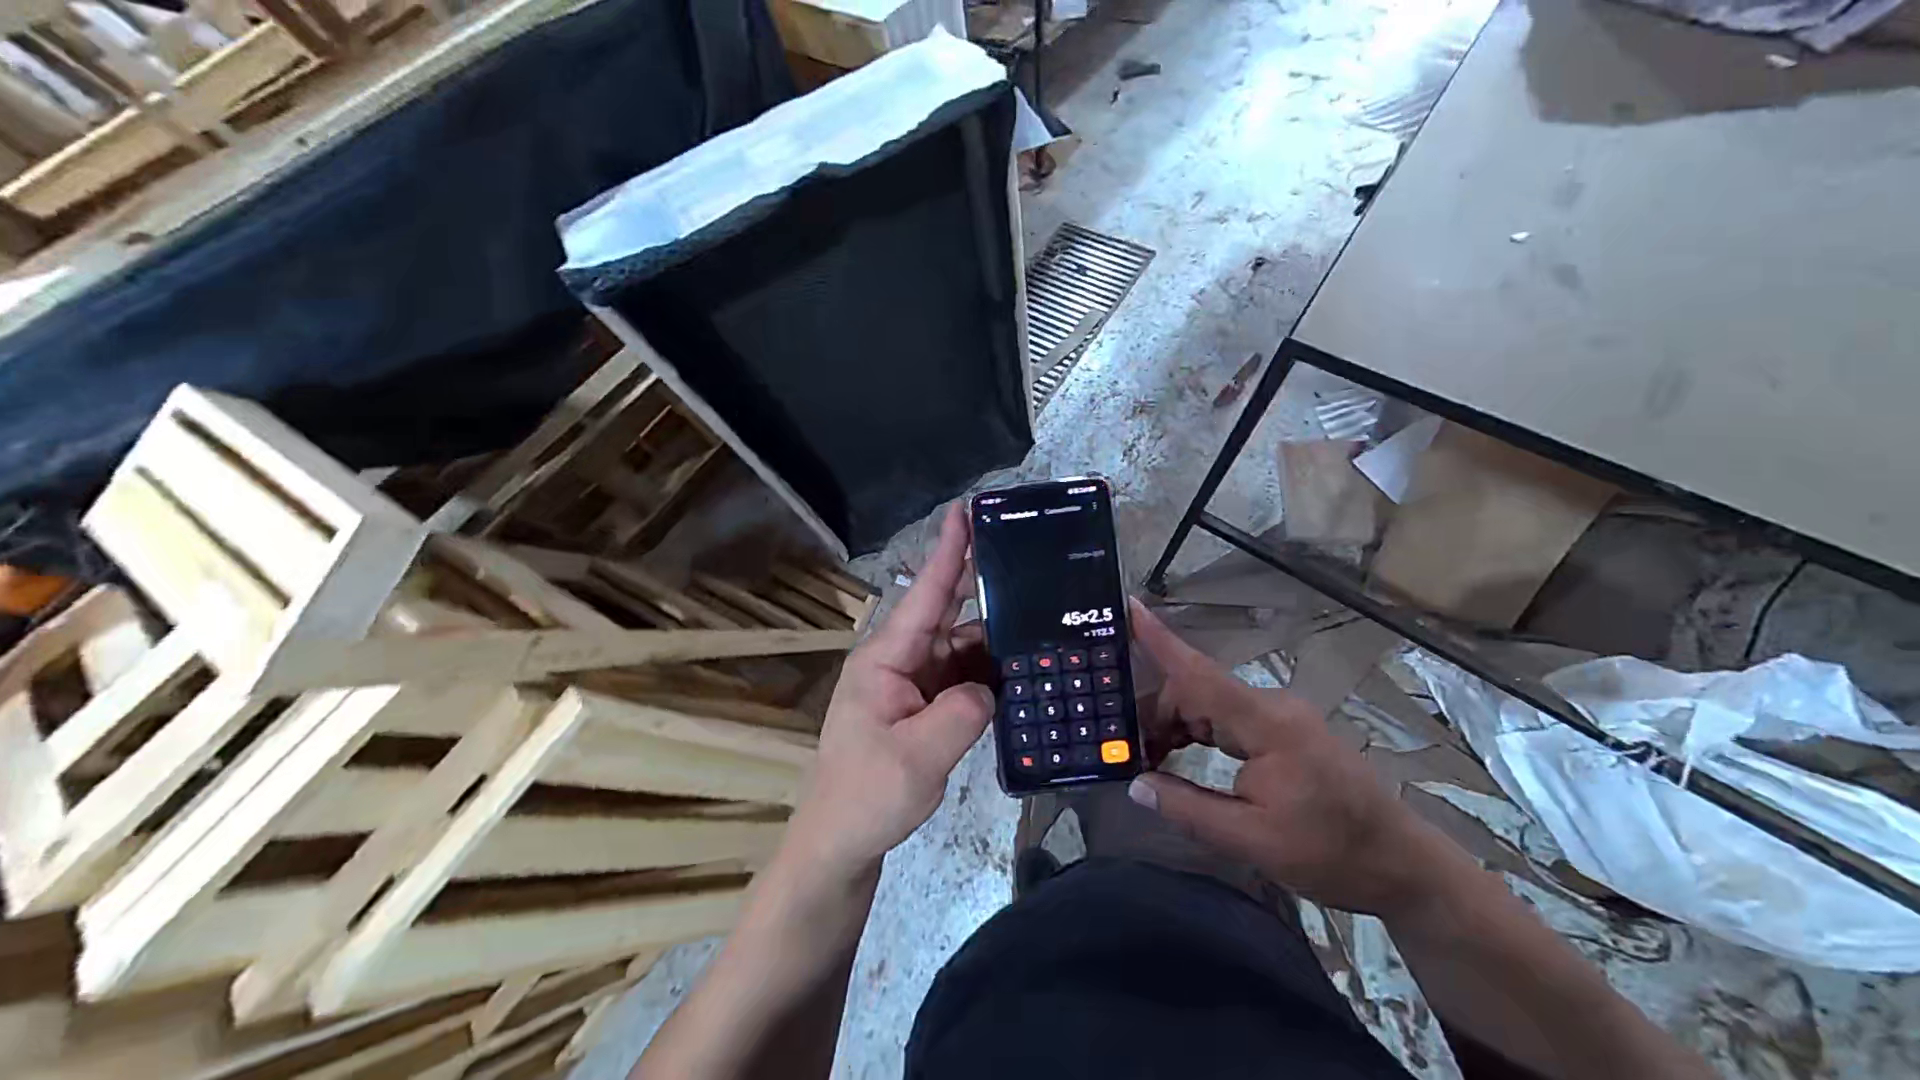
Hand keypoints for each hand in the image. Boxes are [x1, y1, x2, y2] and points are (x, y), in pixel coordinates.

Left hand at [788, 503, 993, 874]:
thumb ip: (964, 713)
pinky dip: (986, 675)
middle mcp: (897, 661)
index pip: (924, 595)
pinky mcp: (920, 708)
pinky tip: (1018, 672)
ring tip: (1038, 625)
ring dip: (993, 640)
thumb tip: (989, 690)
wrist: (839, 843)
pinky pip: (960, 678)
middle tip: (1028, 562)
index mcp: (886, 659)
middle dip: (982, 587)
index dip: (948, 552)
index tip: (966, 511)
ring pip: (959, 648)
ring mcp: (909, 685)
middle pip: (946, 614)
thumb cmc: (866, 796)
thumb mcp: (919, 756)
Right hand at [1126, 598, 1454, 915]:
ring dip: (1173, 726)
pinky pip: (1225, 719)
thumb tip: (1137, 784)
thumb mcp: (1252, 841)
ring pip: (1207, 705)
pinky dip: (1195, 733)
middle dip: (1153, 714)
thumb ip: (1187, 808)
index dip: (1160, 640)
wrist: (1404, 867)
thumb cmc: (1333, 854)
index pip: (1199, 673)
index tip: (1129, 607)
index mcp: (1267, 724)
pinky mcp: (1284, 731)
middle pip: (1195, 691)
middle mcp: (1271, 707)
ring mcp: (1280, 716)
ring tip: (1145, 760)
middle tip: (1121, 749)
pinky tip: (1176, 757)